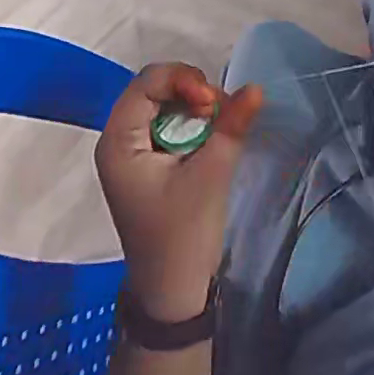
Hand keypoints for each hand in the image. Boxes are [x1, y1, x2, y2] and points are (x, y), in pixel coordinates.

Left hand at [95, 63, 262, 320]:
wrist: (174, 294)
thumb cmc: (184, 235)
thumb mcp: (211, 176)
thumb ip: (231, 126)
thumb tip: (255, 88)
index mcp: (118, 141)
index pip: (148, 83)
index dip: (183, 81)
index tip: (213, 103)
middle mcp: (118, 139)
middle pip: (154, 89)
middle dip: (191, 92)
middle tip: (222, 112)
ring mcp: (132, 151)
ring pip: (164, 104)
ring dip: (194, 107)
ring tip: (221, 124)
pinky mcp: (147, 161)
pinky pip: (168, 124)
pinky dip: (191, 122)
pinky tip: (212, 135)